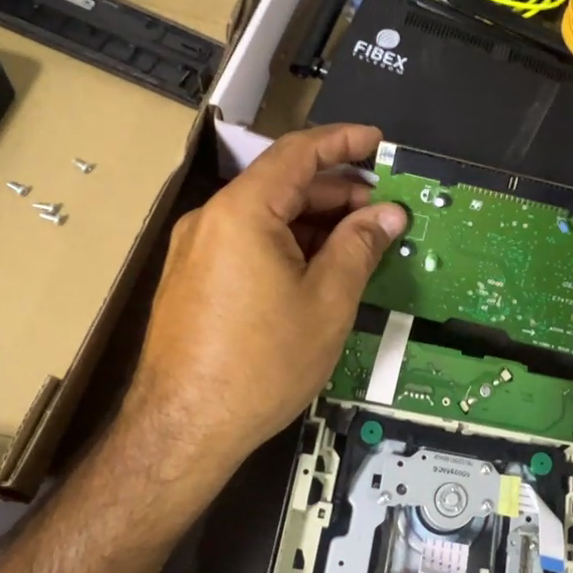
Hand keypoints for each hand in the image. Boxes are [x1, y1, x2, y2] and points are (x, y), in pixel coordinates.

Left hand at [124, 124, 407, 475]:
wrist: (184, 430)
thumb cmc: (262, 364)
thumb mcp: (328, 302)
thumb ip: (360, 246)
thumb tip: (388, 214)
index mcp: (243, 212)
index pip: (298, 153)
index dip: (343, 142)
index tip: (379, 143)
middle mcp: (211, 220)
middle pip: (282, 185)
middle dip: (337, 192)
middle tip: (384, 211)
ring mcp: (196, 251)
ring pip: (266, 217)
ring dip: (315, 222)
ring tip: (361, 244)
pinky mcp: (193, 280)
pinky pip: (248, 244)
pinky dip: (288, 245)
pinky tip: (320, 269)